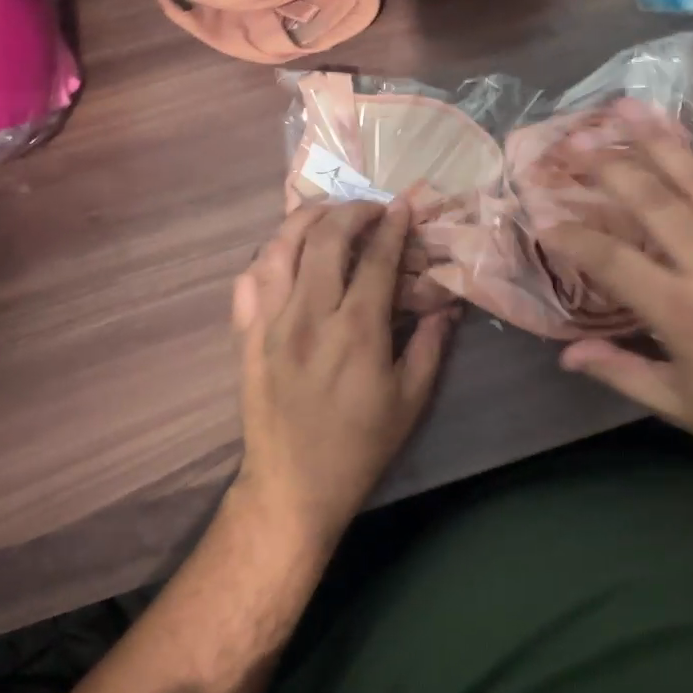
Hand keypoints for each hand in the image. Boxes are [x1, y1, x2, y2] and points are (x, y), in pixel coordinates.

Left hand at [230, 202, 456, 542]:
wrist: (293, 485)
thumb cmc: (360, 445)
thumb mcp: (411, 400)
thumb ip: (432, 344)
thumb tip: (448, 303)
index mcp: (356, 331)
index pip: (375, 258)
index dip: (393, 226)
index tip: (404, 207)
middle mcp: (309, 316)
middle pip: (324, 238)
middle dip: (351, 211)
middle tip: (371, 209)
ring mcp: (269, 324)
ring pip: (280, 248)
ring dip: (305, 221)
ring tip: (328, 215)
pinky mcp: (245, 337)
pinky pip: (248, 281)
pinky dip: (269, 257)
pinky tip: (287, 255)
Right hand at [539, 101, 692, 483]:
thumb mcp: (677, 403)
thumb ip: (619, 371)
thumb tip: (565, 353)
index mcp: (681, 311)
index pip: (611, 259)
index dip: (573, 237)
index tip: (544, 219)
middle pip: (650, 202)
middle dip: (607, 168)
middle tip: (572, 144)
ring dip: (658, 140)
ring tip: (625, 108)